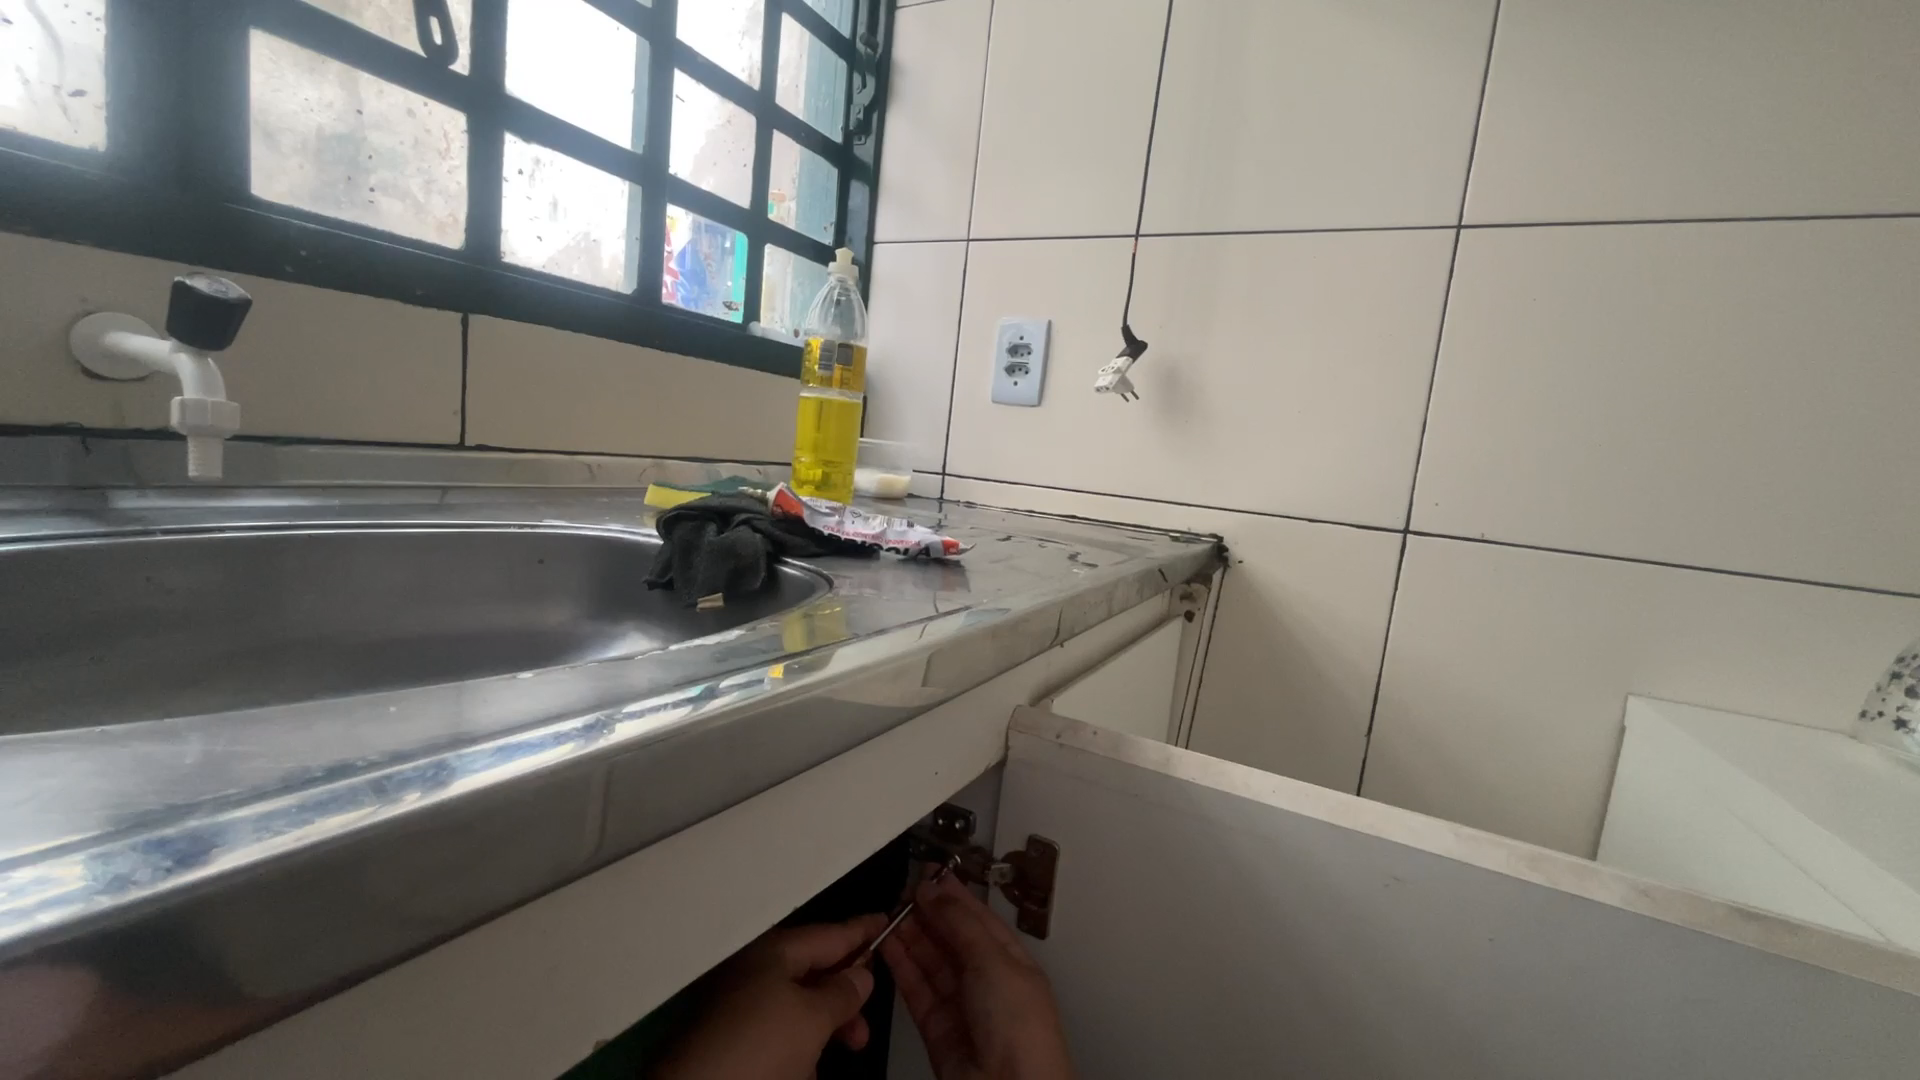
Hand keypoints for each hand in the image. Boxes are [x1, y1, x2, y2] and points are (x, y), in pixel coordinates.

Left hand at [656, 915, 886, 1079]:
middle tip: (866, 1026)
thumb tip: (861, 972)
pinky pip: (777, 1034)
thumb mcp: (813, 1019)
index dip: (861, 929)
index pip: (829, 934)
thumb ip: (842, 992)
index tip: (886, 921)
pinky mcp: (731, 1041)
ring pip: (797, 1007)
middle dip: (845, 997)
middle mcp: (756, 970)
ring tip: (844, 1051)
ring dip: (825, 1028)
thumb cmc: (760, 1048)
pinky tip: (806, 1070)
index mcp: (774, 952)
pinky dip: (798, 1048)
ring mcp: (740, 1006)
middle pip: (814, 972)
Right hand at [880, 873, 1075, 1079]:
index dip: (952, 894)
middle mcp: (987, 981)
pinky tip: (887, 944)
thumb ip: (959, 923)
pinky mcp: (937, 1029)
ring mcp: (961, 1005)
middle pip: (951, 938)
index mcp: (1011, 960)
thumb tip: (933, 889)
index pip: (978, 918)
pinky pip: (916, 990)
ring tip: (888, 911)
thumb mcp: (993, 960)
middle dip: (928, 913)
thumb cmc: (1018, 1026)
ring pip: (931, 962)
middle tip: (902, 890)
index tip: (928, 871)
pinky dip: (901, 966)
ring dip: (910, 936)